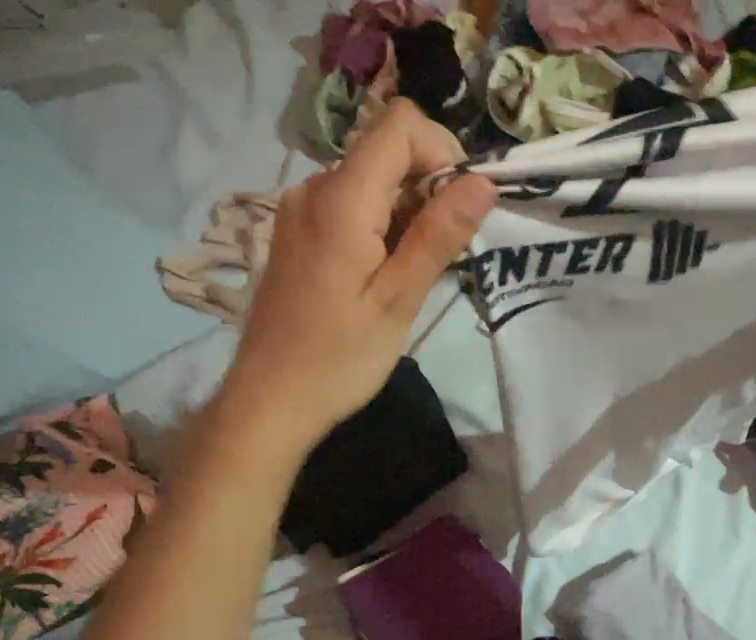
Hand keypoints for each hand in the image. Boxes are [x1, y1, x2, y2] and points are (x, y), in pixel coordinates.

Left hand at [231, 100, 495, 440]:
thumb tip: (484, 182)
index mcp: (341, 199)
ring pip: (371, 180)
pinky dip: (381, 225)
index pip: (401, 124)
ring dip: (407, 211)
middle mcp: (314, 189)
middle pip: (387, 150)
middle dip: (429, 188)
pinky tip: (385, 275)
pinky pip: (349, 205)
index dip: (442, 152)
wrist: (271, 399)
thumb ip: (440, 235)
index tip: (460, 207)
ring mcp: (300, 210)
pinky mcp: (296, 233)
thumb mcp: (399, 299)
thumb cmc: (339, 358)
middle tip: (442, 254)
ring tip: (414, 274)